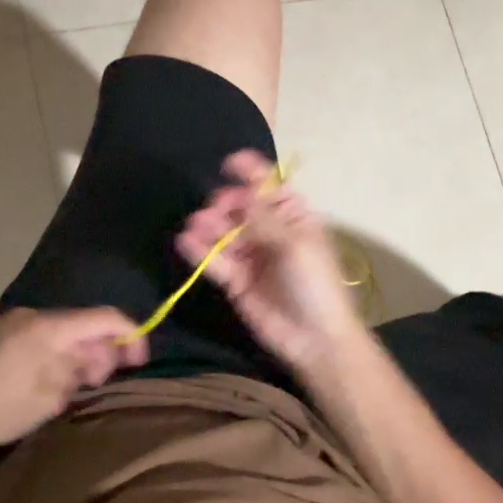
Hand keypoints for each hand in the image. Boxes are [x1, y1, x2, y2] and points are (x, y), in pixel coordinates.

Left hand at [0, 307, 147, 467]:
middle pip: (86, 324)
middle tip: (99, 385)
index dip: (131, 336)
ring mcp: (14, 324)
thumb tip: (101, 356)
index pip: (106, 318)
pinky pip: (44, 339)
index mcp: (50, 327)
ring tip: (74, 389)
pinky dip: (58, 356)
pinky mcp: (0, 336)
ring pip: (65, 333)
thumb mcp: (50, 395)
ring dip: (78, 356)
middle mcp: (34, 316)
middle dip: (102, 351)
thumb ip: (82, 369)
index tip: (140, 363)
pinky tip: (52, 383)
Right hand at [177, 150, 365, 370]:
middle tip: (215, 210)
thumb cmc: (315, 284)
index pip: (270, 186)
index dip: (251, 173)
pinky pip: (215, 261)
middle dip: (225, 203)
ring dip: (209, 226)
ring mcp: (251, 257)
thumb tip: (241, 192)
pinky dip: (200, 251)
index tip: (229, 163)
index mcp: (294, 216)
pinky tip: (186, 241)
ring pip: (224, 233)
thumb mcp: (295, 244)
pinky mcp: (236, 281)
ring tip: (196, 225)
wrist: (316, 338)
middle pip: (240, 207)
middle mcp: (270, 232)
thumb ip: (264, 218)